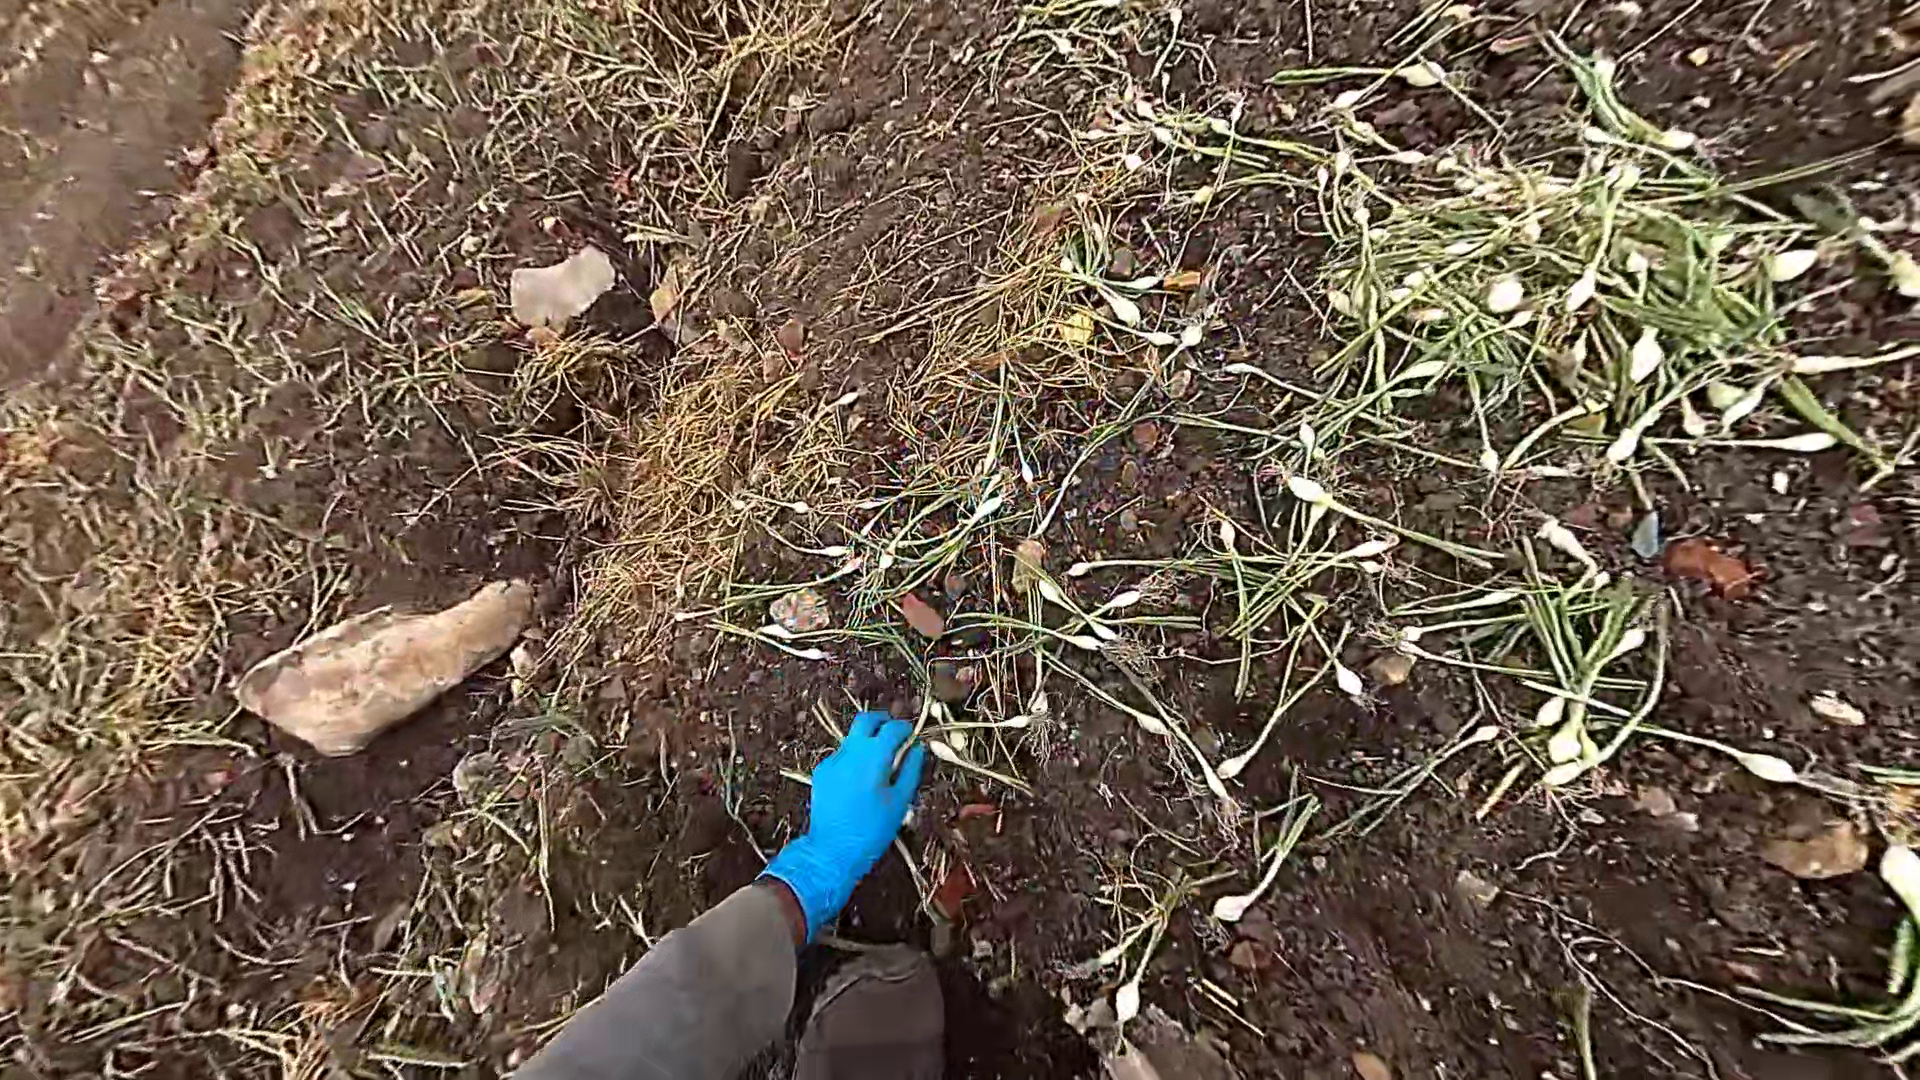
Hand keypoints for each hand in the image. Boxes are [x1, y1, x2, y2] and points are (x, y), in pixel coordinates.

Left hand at [760, 711, 926, 941]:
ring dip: (868, 740)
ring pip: (853, 736)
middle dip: (882, 721)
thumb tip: (918, 748)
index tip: (911, 735)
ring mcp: (834, 759)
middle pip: (867, 719)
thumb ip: (911, 769)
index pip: (893, 728)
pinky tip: (860, 778)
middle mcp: (852, 750)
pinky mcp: (822, 771)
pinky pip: (842, 755)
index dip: (905, 728)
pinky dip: (854, 757)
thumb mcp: (900, 801)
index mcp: (874, 755)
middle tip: (894, 733)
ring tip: (879, 760)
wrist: (831, 851)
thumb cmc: (872, 829)